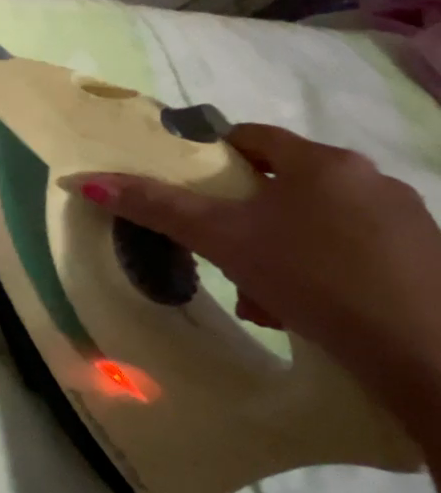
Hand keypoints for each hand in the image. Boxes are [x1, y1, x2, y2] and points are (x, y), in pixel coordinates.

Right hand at [77, 125, 440, 430]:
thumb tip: (85, 180)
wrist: (429, 355)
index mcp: (322, 162)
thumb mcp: (221, 239)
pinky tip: (305, 306)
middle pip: (281, 182)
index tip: (187, 189)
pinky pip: (353, 248)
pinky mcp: (428, 260)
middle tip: (217, 248)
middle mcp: (371, 179)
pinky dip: (321, 268)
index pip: (249, 137)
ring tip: (258, 291)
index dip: (208, 157)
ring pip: (316, 219)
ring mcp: (408, 220)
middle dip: (242, 215)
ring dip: (278, 246)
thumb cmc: (313, 277)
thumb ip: (155, 206)